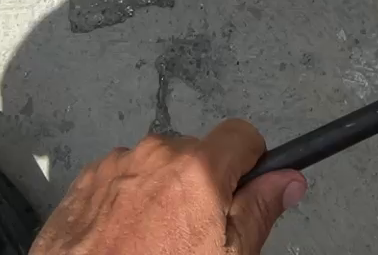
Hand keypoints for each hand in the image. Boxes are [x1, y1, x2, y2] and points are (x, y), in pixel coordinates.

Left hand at [29, 119, 306, 254]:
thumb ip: (259, 212)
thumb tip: (290, 179)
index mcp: (198, 167)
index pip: (242, 134)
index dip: (251, 163)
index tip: (246, 191)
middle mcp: (158, 151)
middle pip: (198, 153)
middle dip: (203, 185)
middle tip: (196, 236)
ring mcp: (119, 162)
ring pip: (158, 166)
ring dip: (163, 192)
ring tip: (154, 243)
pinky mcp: (88, 178)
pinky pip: (123, 176)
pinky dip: (129, 200)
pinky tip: (124, 238)